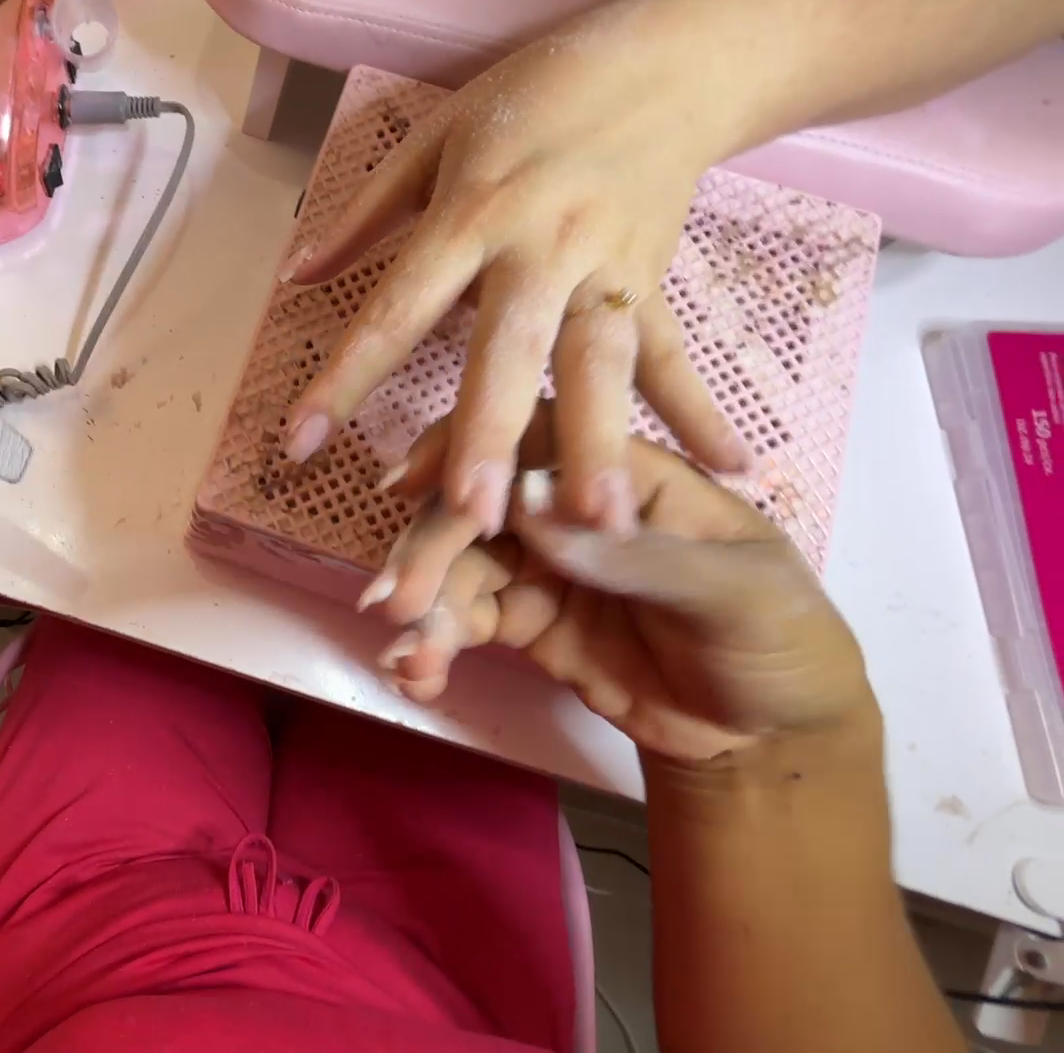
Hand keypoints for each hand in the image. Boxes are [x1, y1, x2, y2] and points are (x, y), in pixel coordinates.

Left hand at [279, 14, 756, 537]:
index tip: (299, 444)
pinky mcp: (655, 282)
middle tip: (469, 516)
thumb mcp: (430, 140)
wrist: (669, 54)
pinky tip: (733, 470)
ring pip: (599, 366)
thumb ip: (361, 218)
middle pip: (508, 353)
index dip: (344, 380)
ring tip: (599, 526)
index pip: (394, 312)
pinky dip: (698, 411)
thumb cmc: (530, 100)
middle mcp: (540, 250)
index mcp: (469, 216)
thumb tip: (292, 276)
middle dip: (487, 436)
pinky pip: (672, 354)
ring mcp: (607, 270)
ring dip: (597, 445)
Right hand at [360, 403, 870, 763]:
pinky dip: (429, 644)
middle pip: (474, 509)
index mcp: (620, 478)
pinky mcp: (516, 620)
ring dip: (424, 611)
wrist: (763, 738)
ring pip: (454, 568)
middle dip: (429, 554)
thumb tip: (521, 501)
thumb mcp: (735, 593)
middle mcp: (564, 510)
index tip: (409, 487)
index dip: (463, 454)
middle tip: (400, 606)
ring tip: (413, 661)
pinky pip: (458, 621)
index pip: (531, 442)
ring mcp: (535, 565)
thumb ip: (635, 552)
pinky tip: (415, 675)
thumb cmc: (780, 642)